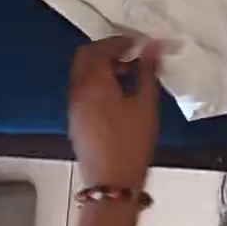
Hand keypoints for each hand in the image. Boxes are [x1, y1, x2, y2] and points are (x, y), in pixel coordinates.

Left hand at [67, 35, 161, 191]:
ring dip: (101, 65)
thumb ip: (147, 70)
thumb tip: (153, 45)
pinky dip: (96, 81)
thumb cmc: (132, 141)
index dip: (120, 41)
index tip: (139, 44)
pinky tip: (117, 93)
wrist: (112, 184)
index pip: (101, 48)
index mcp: (93, 82)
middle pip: (85, 56)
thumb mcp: (146, 103)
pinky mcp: (75, 120)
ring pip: (82, 72)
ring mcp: (74, 106)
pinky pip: (82, 88)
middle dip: (107, 49)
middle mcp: (78, 90)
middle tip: (130, 53)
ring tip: (128, 73)